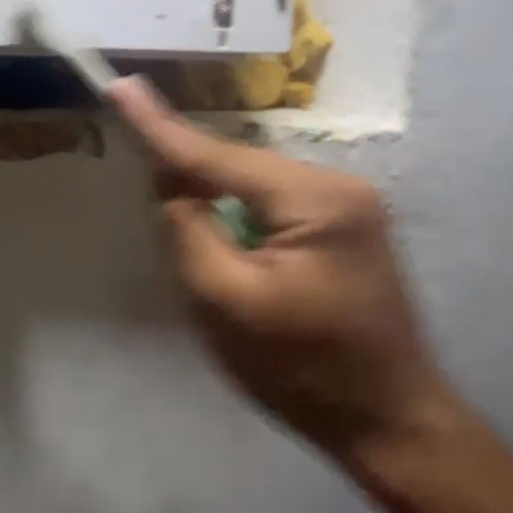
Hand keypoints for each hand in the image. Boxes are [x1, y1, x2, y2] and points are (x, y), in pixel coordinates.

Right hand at [107, 76, 456, 463]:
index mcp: (314, 200)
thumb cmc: (303, 370)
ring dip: (209, 193)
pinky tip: (217, 232)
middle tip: (136, 164)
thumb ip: (188, 228)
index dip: (158, 126)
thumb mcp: (224, 301)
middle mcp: (337, 186)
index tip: (119, 86)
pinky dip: (234, 210)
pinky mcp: (343, 227)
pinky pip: (268, 201)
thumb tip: (170, 181)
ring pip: (250, 182)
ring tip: (171, 207)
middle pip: (234, 164)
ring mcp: (347, 205)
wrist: (393, 426)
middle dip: (184, 168)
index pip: (215, 155)